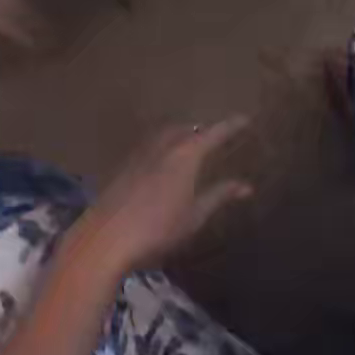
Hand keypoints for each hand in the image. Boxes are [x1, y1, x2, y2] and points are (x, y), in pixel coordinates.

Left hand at [68, 117, 254, 274]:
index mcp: (185, 154)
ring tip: (195, 143)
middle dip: (204, 129)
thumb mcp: (195, 216)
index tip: (245, 119)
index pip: (213, 134)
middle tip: (219, 136)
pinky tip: (166, 158)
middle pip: (188, 128)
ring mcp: (142, 150)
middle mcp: (164, 144)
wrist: (108, 235)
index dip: (230, 126)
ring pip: (168, 132)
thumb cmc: (158, 228)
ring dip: (184, 133)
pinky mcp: (127, 161)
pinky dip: (167, 142)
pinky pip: (153, 142)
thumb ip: (219, 196)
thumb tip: (246, 185)